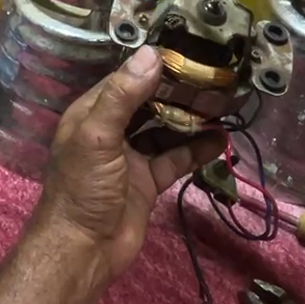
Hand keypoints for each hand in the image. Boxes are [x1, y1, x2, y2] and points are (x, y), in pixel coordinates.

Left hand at [33, 47, 226, 284]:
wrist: (84, 250)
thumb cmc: (83, 187)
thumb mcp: (98, 135)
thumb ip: (123, 96)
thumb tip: (152, 54)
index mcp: (92, 113)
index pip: (125, 80)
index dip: (153, 68)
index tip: (187, 55)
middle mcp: (111, 130)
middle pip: (148, 103)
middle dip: (176, 93)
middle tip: (212, 79)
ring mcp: (131, 156)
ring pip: (164, 129)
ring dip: (188, 120)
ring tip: (221, 104)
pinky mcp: (148, 181)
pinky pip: (175, 159)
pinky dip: (195, 149)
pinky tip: (219, 140)